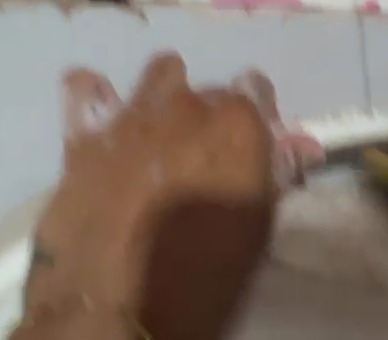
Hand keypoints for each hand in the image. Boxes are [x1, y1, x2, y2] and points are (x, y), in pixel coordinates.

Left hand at [21, 53, 321, 339]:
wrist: (108, 314)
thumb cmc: (198, 282)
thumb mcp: (252, 231)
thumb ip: (275, 174)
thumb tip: (301, 143)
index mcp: (236, 125)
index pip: (256, 89)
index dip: (258, 119)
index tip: (252, 151)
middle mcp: (188, 103)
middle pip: (208, 90)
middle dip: (210, 119)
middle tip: (203, 164)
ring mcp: (133, 112)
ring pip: (160, 74)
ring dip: (165, 97)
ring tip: (158, 137)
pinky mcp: (86, 132)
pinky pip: (85, 89)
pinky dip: (94, 98)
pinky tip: (102, 121)